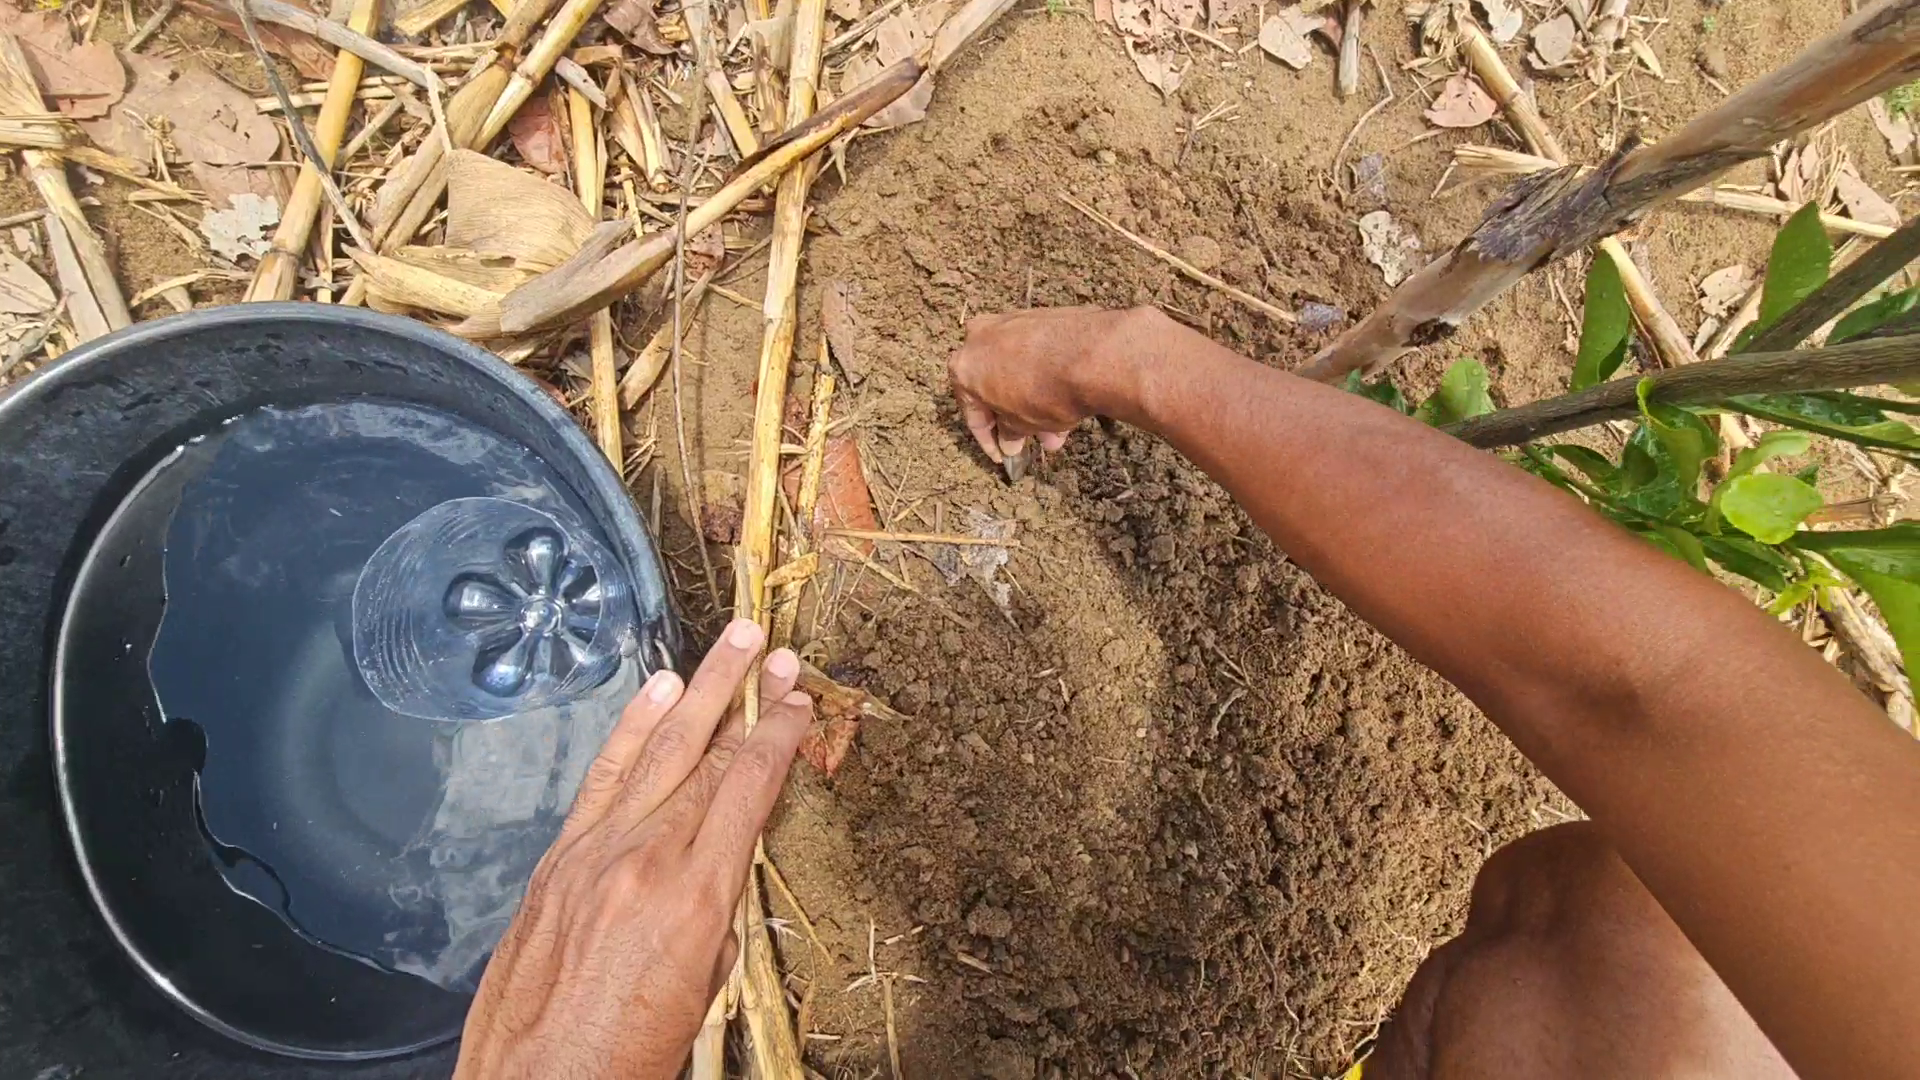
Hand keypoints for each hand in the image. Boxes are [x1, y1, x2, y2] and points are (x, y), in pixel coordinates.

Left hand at [453, 619, 812, 1079]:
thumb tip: (725, 845)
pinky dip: (634, 725)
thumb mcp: (710, 976)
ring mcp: (596, 850)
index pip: (750, 786)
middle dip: (749, 694)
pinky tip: (660, 689)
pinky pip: (605, 775)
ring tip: (730, 641)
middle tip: (773, 648)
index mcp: (697, 894)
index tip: (799, 701)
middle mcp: (647, 857)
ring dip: (702, 688)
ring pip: (661, 748)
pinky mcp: (559, 857)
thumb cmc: (635, 1053)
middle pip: (712, 755)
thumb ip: (721, 897)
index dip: (780, 734)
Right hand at [946, 306, 1164, 462]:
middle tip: (1030, 442)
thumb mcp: (1022, 424)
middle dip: (1015, 419)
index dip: (987, 440)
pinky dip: (1044, 379)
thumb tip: (1009, 441)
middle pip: (994, 388)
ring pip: (1017, 372)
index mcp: (964, 367)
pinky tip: (1064, 402)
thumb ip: (1010, 432)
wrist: (1091, 355)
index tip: (1001, 455)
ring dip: (1033, 403)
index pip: (972, 413)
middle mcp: (980, 339)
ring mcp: (1010, 323)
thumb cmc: (1046, 391)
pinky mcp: (1040, 316)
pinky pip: (1035, 354)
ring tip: (1056, 431)